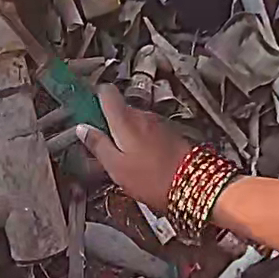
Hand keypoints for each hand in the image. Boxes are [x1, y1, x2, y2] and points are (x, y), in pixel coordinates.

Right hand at [74, 85, 192, 209]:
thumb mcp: (116, 167)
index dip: (93, 97)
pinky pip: (146, 131)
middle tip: (99, 145)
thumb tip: (82, 130)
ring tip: (120, 158)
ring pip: (133, 121)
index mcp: (125, 120)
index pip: (106, 92)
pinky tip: (139, 161)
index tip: (84, 110)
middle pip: (118, 108)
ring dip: (124, 134)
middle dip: (107, 123)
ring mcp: (158, 124)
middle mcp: (143, 116)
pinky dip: (139, 141)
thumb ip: (98, 145)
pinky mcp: (169, 134)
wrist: (196, 185)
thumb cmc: (154, 179)